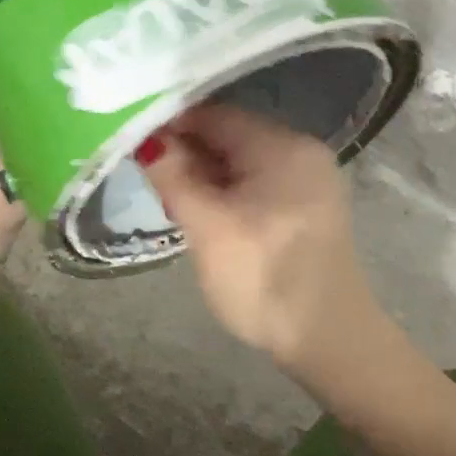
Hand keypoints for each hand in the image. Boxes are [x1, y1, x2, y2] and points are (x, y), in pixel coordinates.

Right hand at [139, 104, 382, 368]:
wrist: (326, 340)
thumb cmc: (263, 278)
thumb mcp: (208, 227)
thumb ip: (173, 177)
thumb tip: (145, 141)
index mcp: (282, 146)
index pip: (213, 115)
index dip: (168, 124)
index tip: (129, 141)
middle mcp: (299, 151)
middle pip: (227, 135)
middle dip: (183, 150)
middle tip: (141, 172)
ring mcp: (305, 180)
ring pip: (238, 161)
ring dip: (200, 173)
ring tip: (163, 192)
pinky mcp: (303, 207)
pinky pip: (253, 182)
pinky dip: (222, 190)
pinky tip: (197, 210)